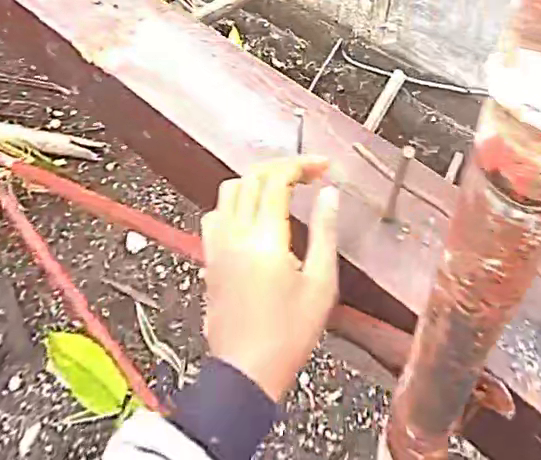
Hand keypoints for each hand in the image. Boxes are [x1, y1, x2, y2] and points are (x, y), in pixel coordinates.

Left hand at [200, 155, 341, 402]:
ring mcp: (218, 249)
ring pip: (228, 192)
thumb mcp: (322, 282)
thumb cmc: (289, 333)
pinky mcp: (211, 263)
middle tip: (310, 173)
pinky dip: (237, 202)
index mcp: (264, 238)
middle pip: (251, 177)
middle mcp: (235, 237)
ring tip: (285, 187)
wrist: (246, 376)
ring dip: (257, 180)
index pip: (277, 179)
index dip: (303, 164)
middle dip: (283, 166)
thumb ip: (326, 230)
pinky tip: (256, 215)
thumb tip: (330, 194)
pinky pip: (216, 216)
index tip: (325, 167)